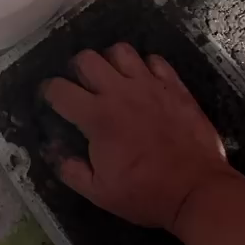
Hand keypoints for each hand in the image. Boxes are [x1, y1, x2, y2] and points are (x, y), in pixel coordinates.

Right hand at [42, 43, 243, 230]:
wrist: (197, 190)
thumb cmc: (146, 193)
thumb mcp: (99, 193)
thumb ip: (70, 170)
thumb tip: (52, 151)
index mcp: (97, 117)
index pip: (59, 90)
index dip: (47, 91)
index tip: (48, 97)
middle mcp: (119, 92)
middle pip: (86, 58)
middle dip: (76, 68)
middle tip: (80, 85)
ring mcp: (149, 85)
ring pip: (120, 50)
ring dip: (110, 61)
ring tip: (112, 77)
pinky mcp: (174, 86)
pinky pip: (154, 60)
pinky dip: (145, 66)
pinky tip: (143, 81)